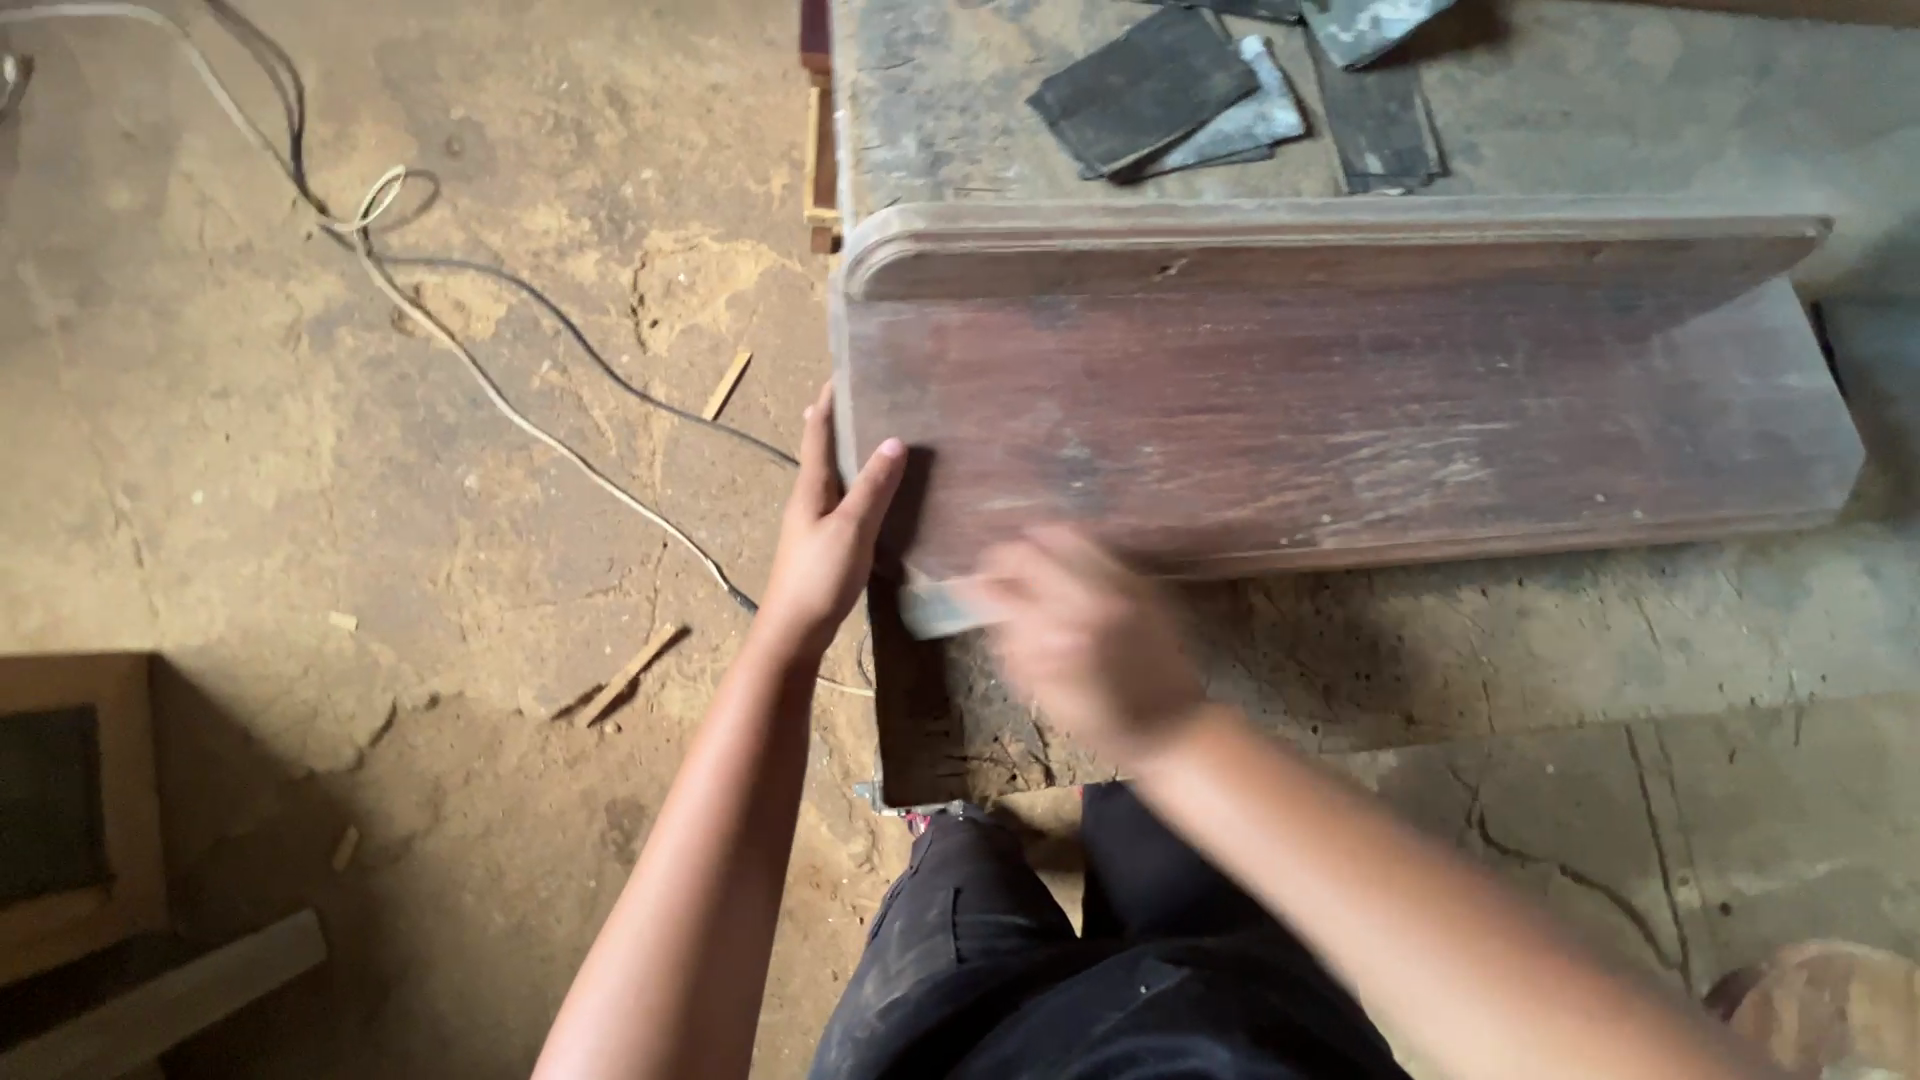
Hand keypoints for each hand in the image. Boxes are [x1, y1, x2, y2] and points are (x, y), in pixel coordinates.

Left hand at [758, 382, 905, 654]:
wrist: (794, 629)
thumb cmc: (819, 575)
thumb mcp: (850, 528)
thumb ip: (873, 487)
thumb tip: (893, 441)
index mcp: (811, 488)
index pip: (817, 434)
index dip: (827, 403)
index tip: (840, 374)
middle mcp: (807, 499)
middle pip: (821, 452)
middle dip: (835, 424)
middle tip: (859, 400)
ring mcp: (813, 523)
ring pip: (831, 477)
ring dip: (846, 454)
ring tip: (869, 437)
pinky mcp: (823, 544)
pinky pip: (841, 502)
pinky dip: (855, 485)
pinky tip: (870, 494)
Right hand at [962, 526, 1207, 764]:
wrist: (1172, 724)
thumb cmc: (1101, 721)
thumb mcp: (1047, 697)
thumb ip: (1015, 647)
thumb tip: (989, 602)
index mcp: (1058, 632)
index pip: (1002, 587)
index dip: (981, 582)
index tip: (974, 586)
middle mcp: (1087, 597)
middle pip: (1027, 551)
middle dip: (1005, 559)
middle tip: (1001, 574)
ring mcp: (1118, 583)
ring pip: (1063, 534)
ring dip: (1039, 545)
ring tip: (1034, 565)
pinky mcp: (1141, 580)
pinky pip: (1097, 545)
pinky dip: (1072, 548)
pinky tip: (1069, 569)